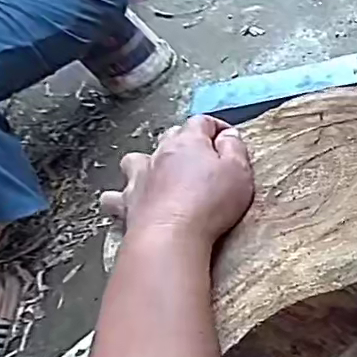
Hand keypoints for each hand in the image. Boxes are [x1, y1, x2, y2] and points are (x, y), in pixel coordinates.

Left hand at [98, 115, 252, 243]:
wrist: (172, 234)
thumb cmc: (211, 201)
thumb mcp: (239, 170)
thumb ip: (235, 148)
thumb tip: (229, 134)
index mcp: (188, 143)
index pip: (201, 121)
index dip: (218, 126)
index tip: (231, 138)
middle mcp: (159, 155)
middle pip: (170, 137)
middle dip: (188, 141)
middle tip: (206, 157)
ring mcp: (138, 178)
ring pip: (137, 159)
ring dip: (149, 162)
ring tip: (162, 173)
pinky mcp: (127, 203)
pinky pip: (116, 195)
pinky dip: (124, 195)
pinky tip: (134, 200)